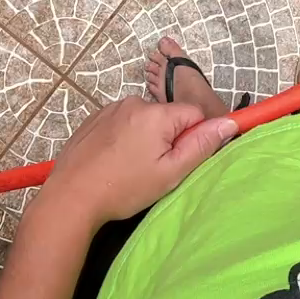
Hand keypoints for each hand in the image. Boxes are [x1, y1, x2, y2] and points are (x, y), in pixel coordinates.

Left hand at [40, 97, 235, 226]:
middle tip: (151, 170)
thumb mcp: (170, 173)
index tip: (177, 161)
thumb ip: (202, 145)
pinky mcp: (94, 117)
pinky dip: (123, 137)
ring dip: (144, 138)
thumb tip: (229, 123)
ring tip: (128, 168)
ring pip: (144, 120)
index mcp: (157, 113)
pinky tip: (112, 161)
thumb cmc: (124, 188)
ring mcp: (112, 107)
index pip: (193, 114)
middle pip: (167, 117)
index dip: (192, 138)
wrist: (70, 197)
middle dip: (166, 139)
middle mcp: (135, 101)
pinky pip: (121, 122)